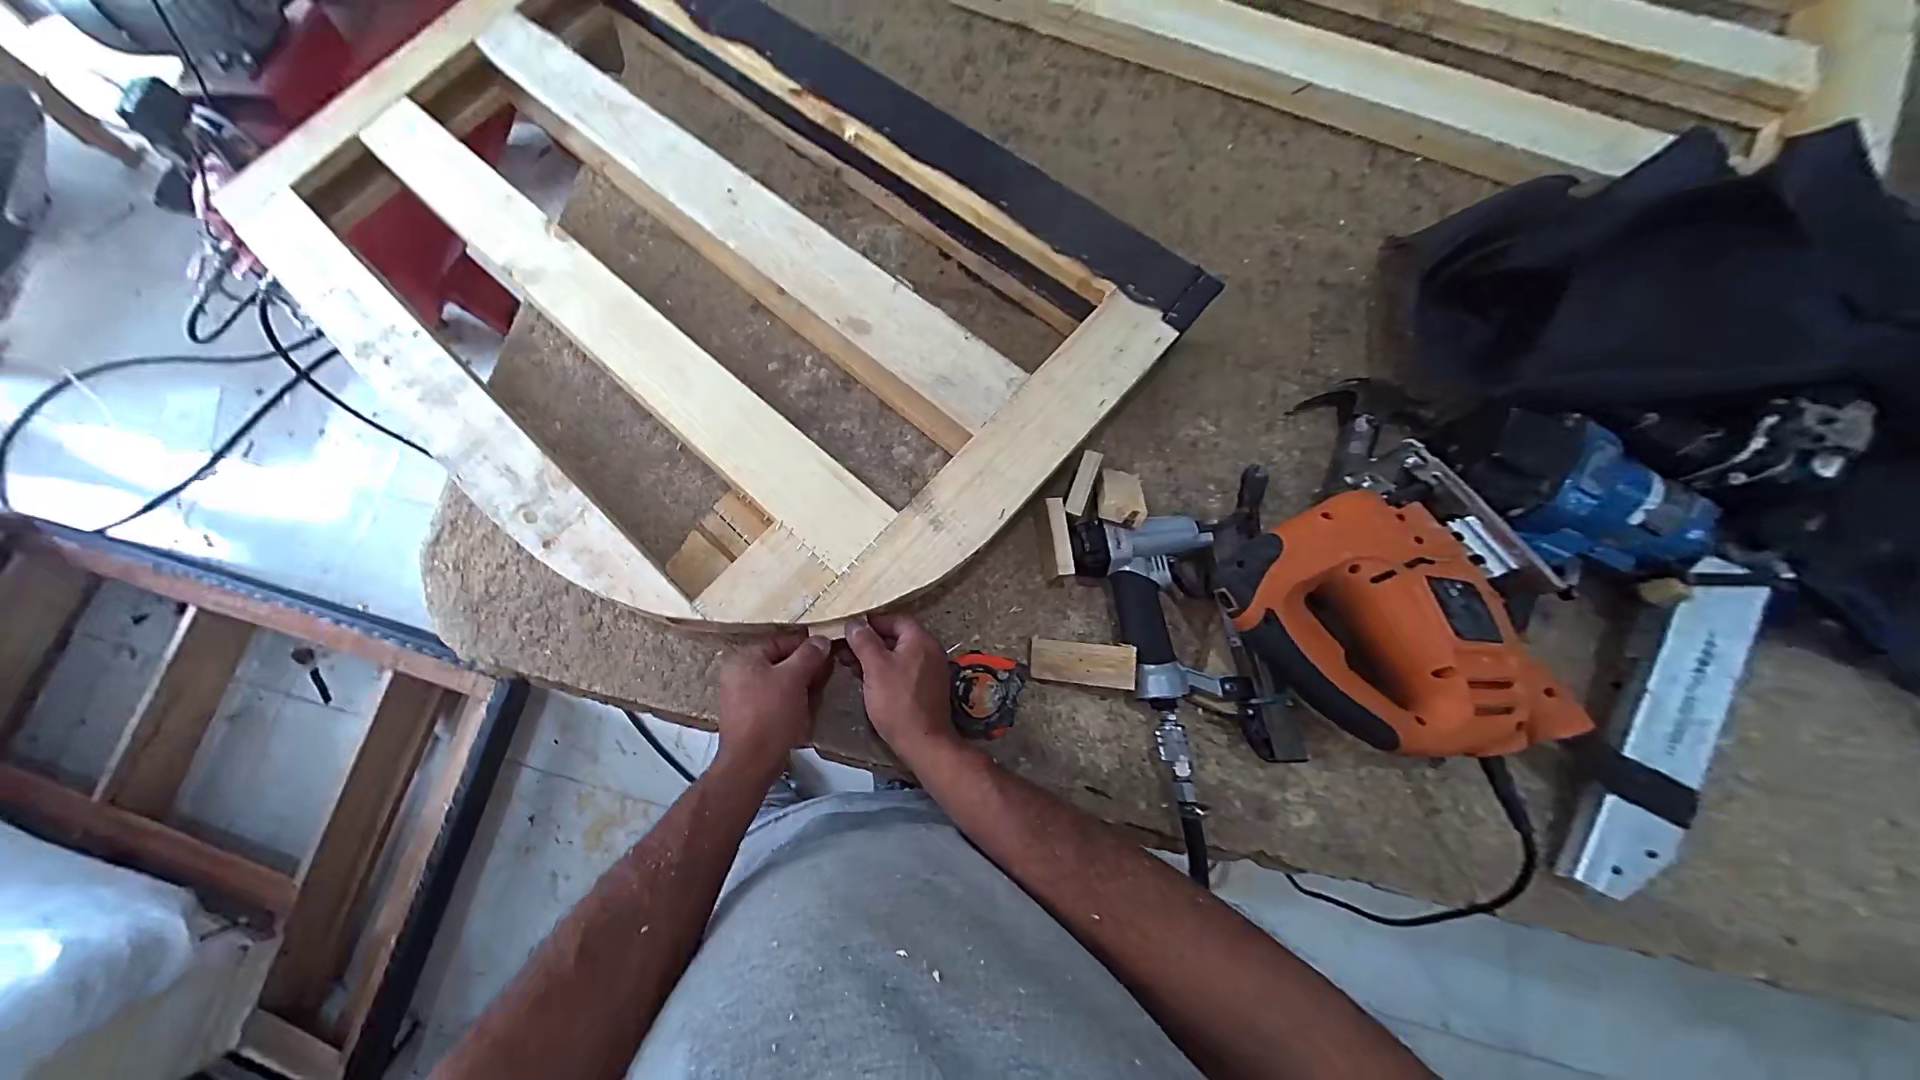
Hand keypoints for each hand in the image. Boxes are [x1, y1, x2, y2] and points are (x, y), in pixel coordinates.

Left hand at [715, 634, 832, 775]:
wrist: (752, 762)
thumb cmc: (771, 714)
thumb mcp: (794, 678)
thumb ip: (809, 655)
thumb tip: (821, 640)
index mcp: (745, 659)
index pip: (782, 641)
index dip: (808, 646)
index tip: (829, 653)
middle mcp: (739, 674)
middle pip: (781, 663)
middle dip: (806, 670)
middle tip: (825, 678)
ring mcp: (743, 697)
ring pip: (781, 683)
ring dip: (801, 688)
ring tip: (816, 697)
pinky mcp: (751, 717)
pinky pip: (776, 701)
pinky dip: (792, 703)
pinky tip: (804, 713)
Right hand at [844, 615, 961, 767]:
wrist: (922, 742)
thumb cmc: (897, 701)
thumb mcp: (875, 667)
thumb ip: (864, 641)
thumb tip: (855, 623)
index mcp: (921, 640)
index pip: (895, 619)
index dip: (871, 622)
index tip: (849, 629)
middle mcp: (930, 650)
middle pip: (896, 637)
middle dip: (869, 642)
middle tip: (845, 650)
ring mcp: (930, 670)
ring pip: (898, 655)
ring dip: (875, 658)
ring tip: (850, 666)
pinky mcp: (926, 688)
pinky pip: (904, 670)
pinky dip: (885, 671)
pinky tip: (867, 681)